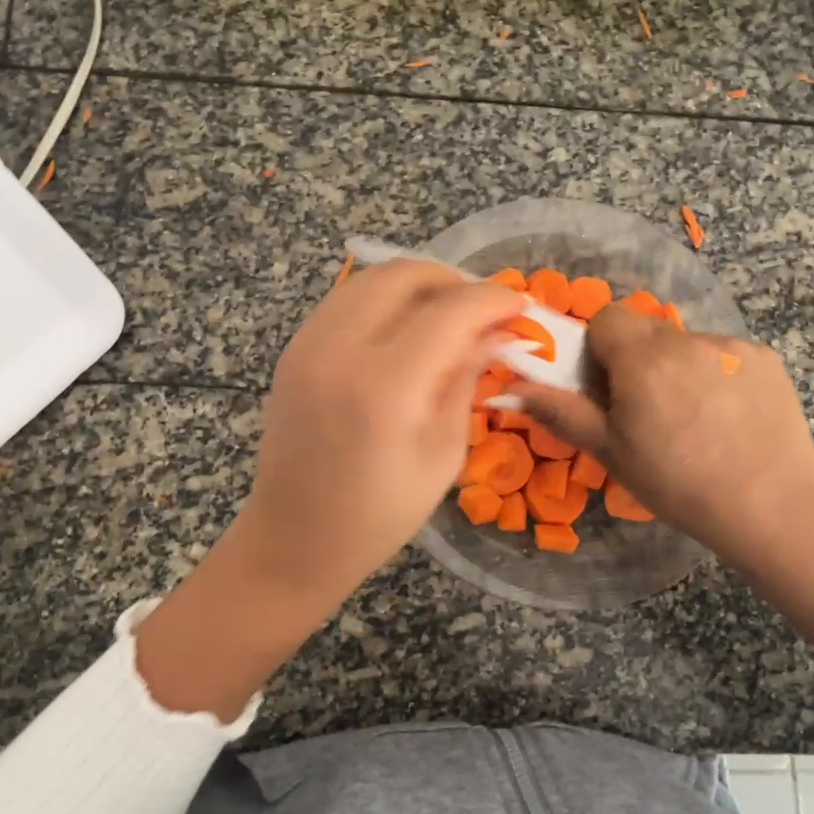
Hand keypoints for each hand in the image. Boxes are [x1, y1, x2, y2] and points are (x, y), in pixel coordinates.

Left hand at [237, 259, 525, 603]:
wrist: (293, 539)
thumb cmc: (379, 516)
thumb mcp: (442, 455)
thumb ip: (465, 380)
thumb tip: (493, 332)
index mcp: (385, 386)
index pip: (450, 312)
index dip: (493, 299)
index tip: (521, 304)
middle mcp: (339, 350)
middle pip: (404, 275)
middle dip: (453, 281)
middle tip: (481, 309)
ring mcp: (308, 344)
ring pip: (369, 278)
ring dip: (415, 284)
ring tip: (446, 314)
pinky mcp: (293, 350)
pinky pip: (344, 299)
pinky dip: (380, 298)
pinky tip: (403, 327)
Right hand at [512, 305, 813, 564]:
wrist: (771, 510)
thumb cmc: (678, 485)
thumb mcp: (611, 452)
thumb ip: (560, 411)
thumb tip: (506, 387)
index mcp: (644, 358)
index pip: (606, 318)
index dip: (597, 348)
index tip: (606, 388)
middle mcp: (687, 340)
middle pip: (645, 328)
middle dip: (635, 357)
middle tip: (644, 407)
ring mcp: (732, 346)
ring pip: (684, 343)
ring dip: (675, 367)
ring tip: (692, 419)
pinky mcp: (766, 359)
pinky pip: (723, 354)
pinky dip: (715, 375)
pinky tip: (726, 417)